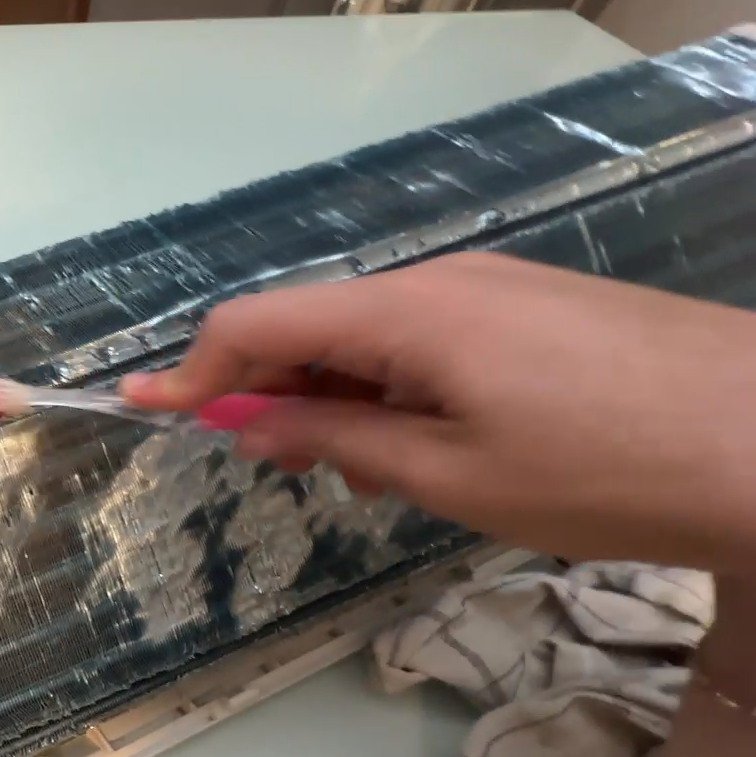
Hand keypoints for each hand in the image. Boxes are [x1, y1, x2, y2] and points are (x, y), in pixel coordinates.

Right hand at [122, 253, 755, 572]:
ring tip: (361, 470)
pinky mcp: (521, 307)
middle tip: (274, 464)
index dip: (190, 371)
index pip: (253, 324)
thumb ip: (329, 437)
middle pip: (301, 328)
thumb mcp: (445, 473)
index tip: (145, 409)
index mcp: (404, 314)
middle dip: (263, 393)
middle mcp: (432, 283)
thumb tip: (248, 424)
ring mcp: (483, 289)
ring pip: (356, 339)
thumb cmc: (612, 471)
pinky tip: (418, 441)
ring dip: (326, 398)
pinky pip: (413, 340)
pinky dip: (381, 389)